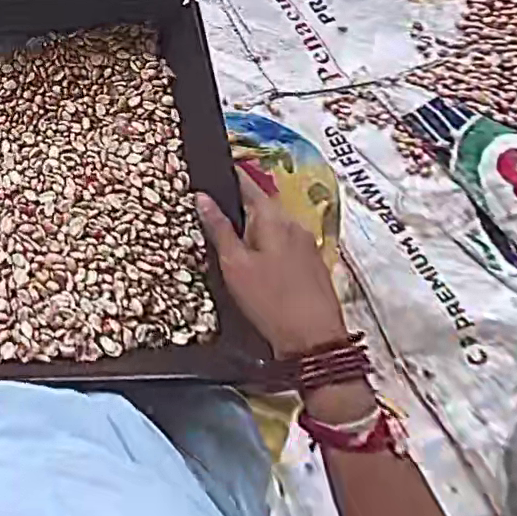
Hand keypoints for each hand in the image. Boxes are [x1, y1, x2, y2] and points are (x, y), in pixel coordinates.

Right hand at [196, 161, 346, 357]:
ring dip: (249, 225)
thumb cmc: (269, 299)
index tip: (206, 171)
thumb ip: (218, 227)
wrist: (315, 343)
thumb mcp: (234, 263)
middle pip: (259, 203)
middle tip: (207, 210)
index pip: (247, 183)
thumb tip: (201, 196)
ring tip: (224, 236)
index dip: (226, 174)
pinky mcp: (310, 263)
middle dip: (235, 203)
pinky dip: (263, 241)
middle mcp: (293, 224)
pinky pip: (281, 240)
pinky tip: (249, 258)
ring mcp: (306, 244)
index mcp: (273, 218)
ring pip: (270, 223)